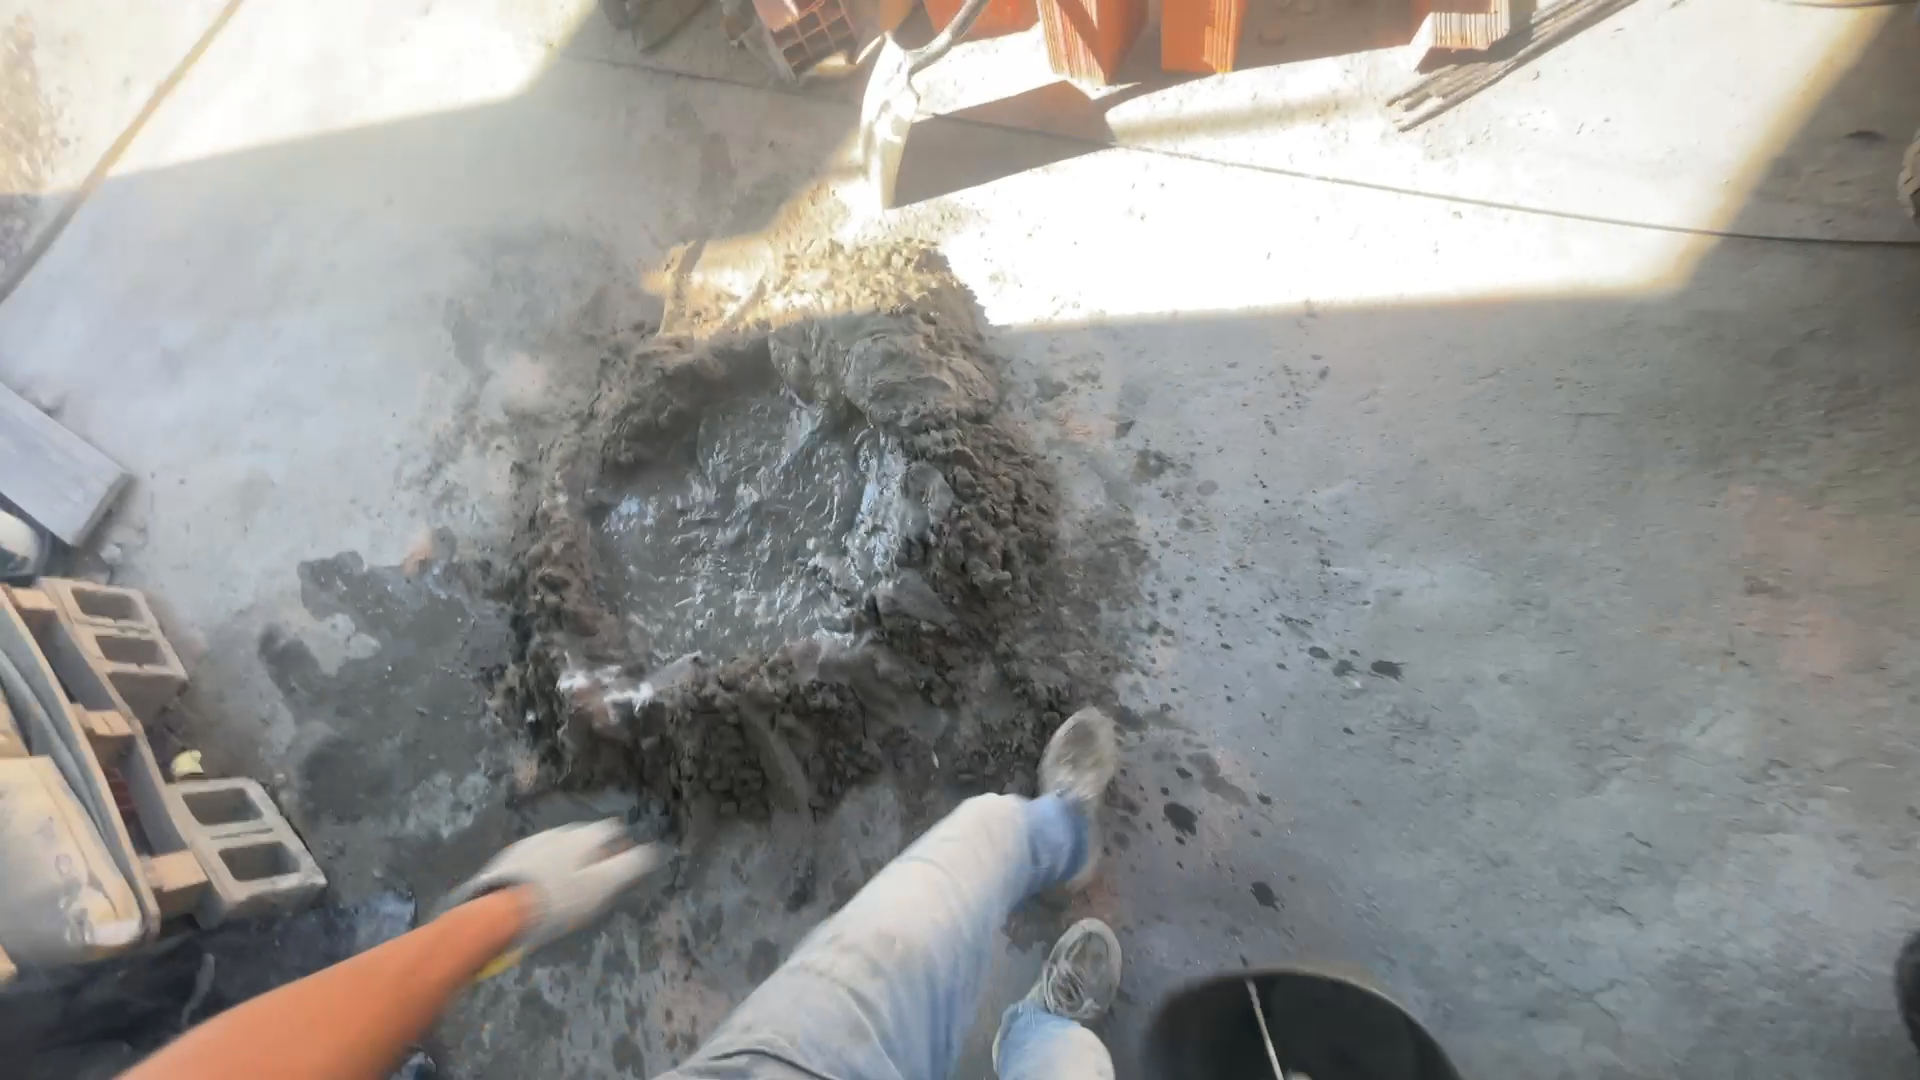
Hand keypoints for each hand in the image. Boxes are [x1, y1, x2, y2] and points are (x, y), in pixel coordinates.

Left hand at [442, 819, 668, 952]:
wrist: (500, 911)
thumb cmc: (560, 899)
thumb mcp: (604, 885)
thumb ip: (630, 865)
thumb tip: (654, 850)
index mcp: (588, 834)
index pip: (614, 829)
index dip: (620, 846)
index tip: (619, 867)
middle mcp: (563, 830)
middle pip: (586, 837)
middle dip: (593, 852)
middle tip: (592, 880)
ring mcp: (535, 841)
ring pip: (561, 846)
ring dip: (567, 859)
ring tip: (564, 886)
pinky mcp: (511, 856)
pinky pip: (537, 857)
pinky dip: (544, 867)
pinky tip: (540, 887)